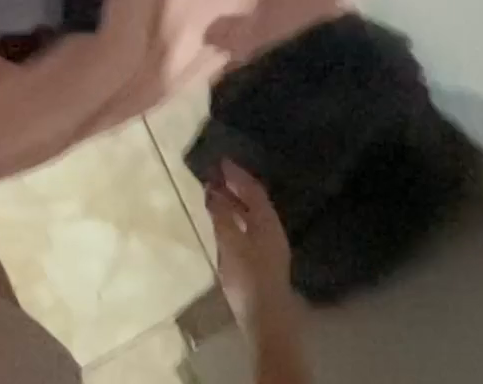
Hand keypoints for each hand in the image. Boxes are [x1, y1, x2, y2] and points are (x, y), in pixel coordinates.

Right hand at [207, 161, 303, 339]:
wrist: (266, 321)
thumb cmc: (249, 278)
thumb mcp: (231, 243)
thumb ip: (221, 215)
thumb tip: (211, 190)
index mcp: (268, 222)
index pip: (253, 190)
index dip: (237, 174)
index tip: (221, 160)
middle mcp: (271, 230)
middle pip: (253, 202)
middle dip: (235, 187)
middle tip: (215, 174)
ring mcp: (268, 247)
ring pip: (250, 216)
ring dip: (233, 203)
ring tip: (213, 194)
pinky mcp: (261, 261)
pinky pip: (247, 228)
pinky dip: (233, 218)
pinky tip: (221, 222)